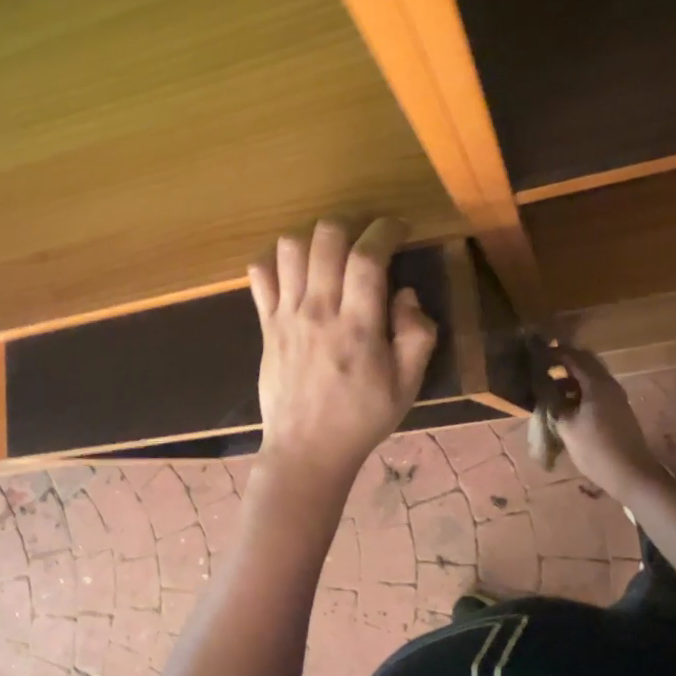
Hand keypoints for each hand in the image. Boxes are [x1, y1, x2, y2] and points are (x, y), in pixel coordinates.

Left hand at [248, 218, 436, 485]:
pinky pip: (259, 274)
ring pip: (290, 247)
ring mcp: (286, 315)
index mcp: (358, 325)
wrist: (307, 451)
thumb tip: (405, 293)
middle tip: (364, 241)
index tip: (399, 230)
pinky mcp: (265, 324)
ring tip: (330, 255)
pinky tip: (294, 271)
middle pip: (326, 238)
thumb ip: (417, 335)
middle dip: (351, 225)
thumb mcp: (408, 384)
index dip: (385, 230)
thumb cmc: (362, 418)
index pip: (367, 256)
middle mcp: (319, 310)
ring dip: (313, 240)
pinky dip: (275, 260)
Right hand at [555, 347, 665, 493]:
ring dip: (572, 376)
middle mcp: (609, 384)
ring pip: (592, 375)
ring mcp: (616, 396)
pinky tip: (567, 402)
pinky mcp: (618, 408)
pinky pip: (597, 388)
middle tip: (543, 367)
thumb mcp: (566, 427)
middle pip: (586, 361)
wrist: (631, 474)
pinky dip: (581, 388)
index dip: (553, 353)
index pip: (573, 357)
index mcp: (596, 384)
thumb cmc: (595, 449)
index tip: (535, 355)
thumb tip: (542, 388)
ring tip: (551, 386)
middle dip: (565, 361)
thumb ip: (553, 403)